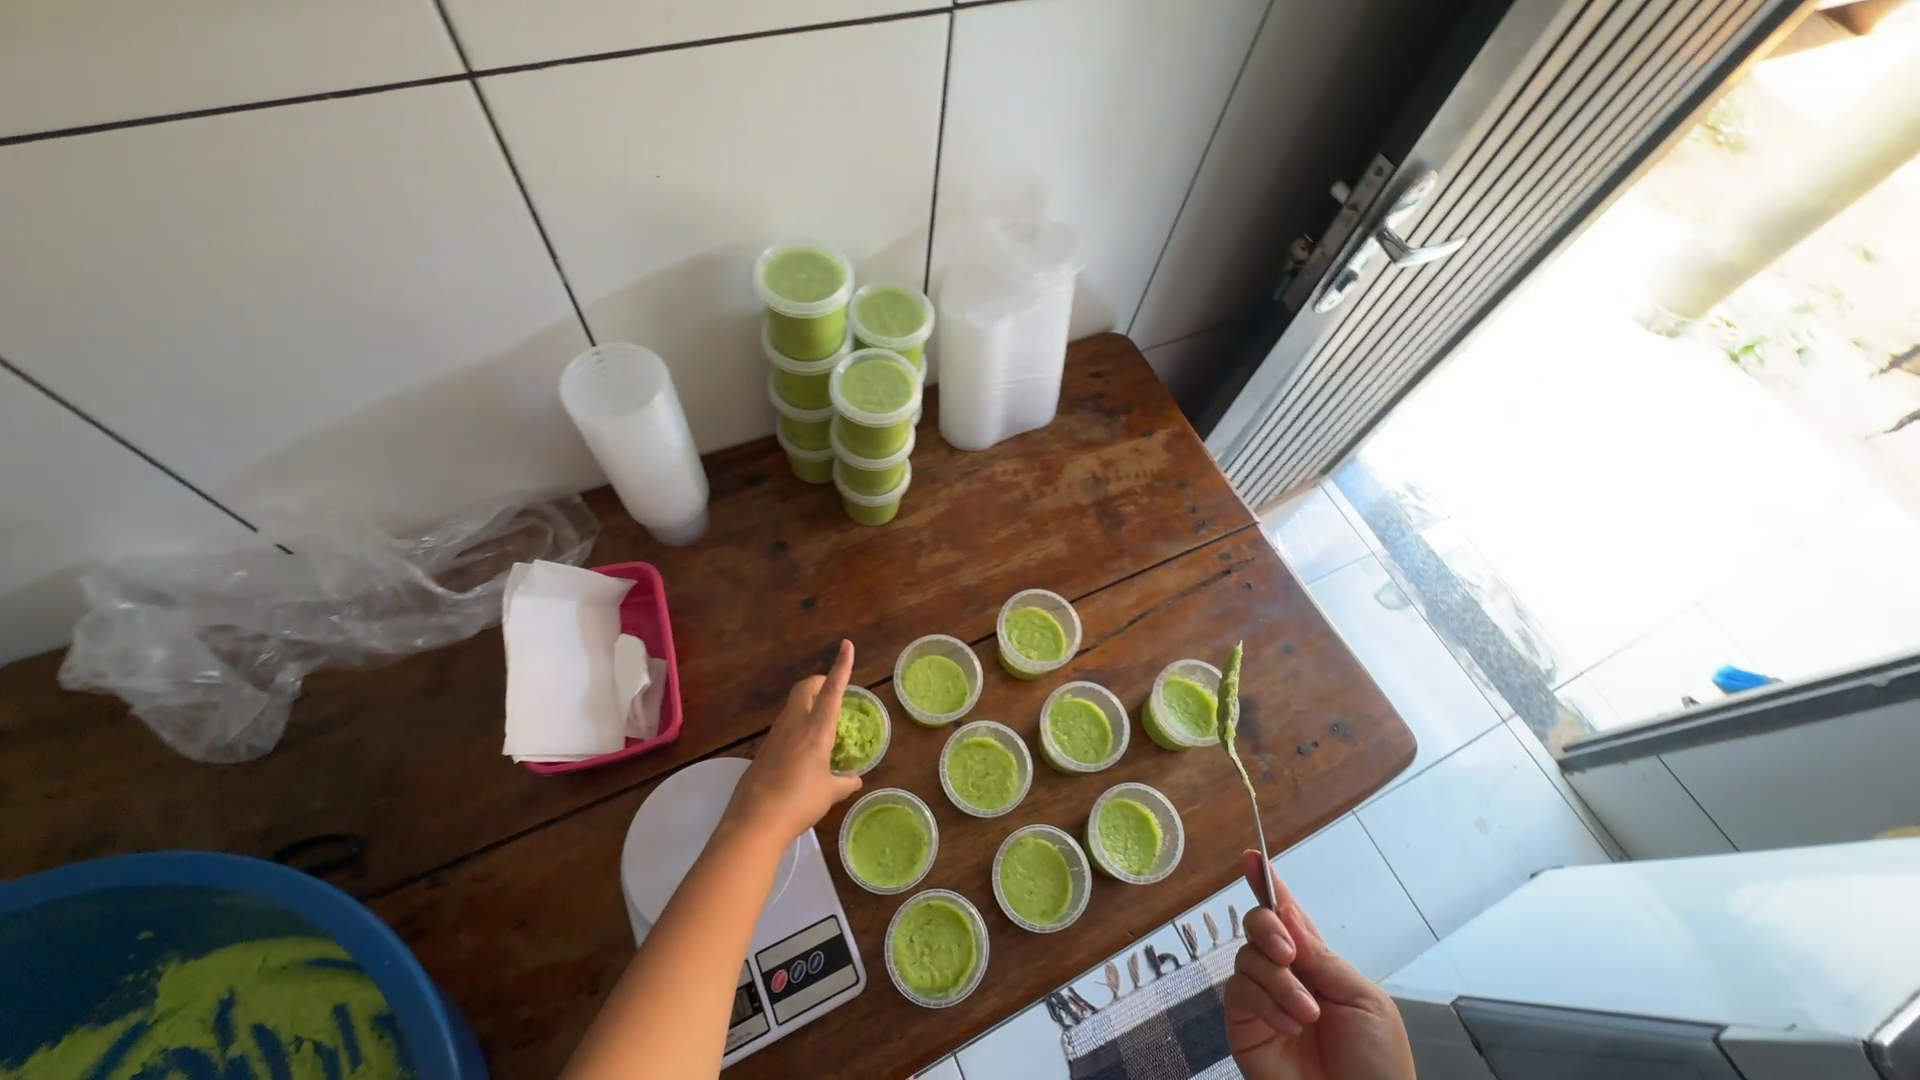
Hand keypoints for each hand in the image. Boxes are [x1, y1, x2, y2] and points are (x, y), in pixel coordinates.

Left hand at [722, 640, 863, 846]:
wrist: (755, 821)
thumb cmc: (799, 802)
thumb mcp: (830, 793)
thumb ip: (845, 782)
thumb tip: (855, 778)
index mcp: (816, 730)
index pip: (832, 691)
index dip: (841, 667)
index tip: (846, 645)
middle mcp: (794, 725)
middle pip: (805, 688)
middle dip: (819, 682)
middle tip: (832, 691)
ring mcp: (775, 737)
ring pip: (793, 707)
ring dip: (808, 705)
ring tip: (822, 725)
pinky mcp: (763, 751)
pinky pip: (784, 728)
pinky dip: (797, 727)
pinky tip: (803, 751)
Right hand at [1224, 851, 1415, 1079]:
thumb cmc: (1379, 1065)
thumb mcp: (1364, 1002)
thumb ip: (1321, 958)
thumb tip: (1286, 914)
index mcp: (1317, 965)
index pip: (1288, 918)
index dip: (1269, 885)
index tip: (1253, 857)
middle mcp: (1284, 975)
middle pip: (1258, 926)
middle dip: (1267, 927)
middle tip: (1288, 953)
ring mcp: (1261, 999)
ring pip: (1246, 956)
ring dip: (1277, 979)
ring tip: (1305, 1013)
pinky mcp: (1242, 1024)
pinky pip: (1240, 991)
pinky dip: (1266, 1001)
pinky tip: (1288, 1024)